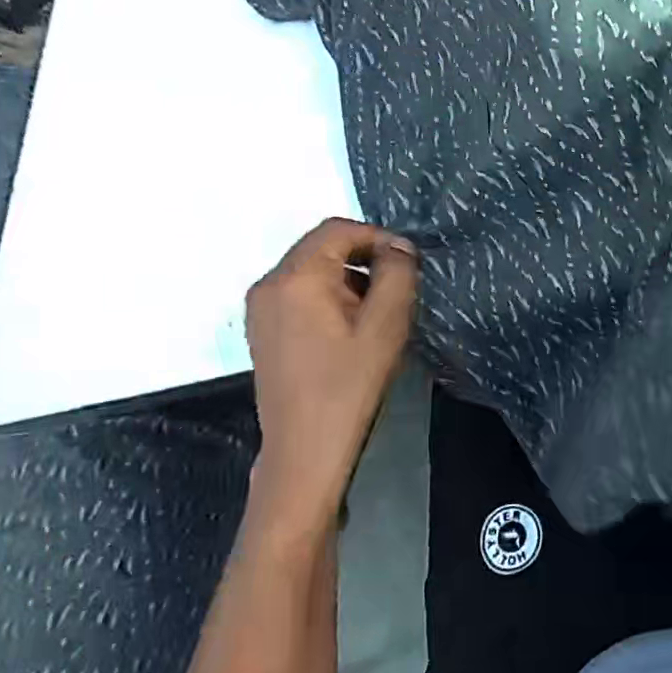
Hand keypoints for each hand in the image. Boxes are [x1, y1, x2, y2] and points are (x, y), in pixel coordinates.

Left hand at [244, 217, 418, 529]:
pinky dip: (332, 295)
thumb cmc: (350, 383)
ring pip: (312, 269)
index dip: (379, 237)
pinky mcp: (264, 328)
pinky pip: (301, 292)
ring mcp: (260, 307)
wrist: (307, 443)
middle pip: (321, 246)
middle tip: (400, 287)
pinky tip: (353, 328)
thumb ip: (396, 275)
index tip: (410, 264)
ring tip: (380, 311)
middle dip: (365, 257)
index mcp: (295, 278)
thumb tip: (399, 247)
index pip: (337, 229)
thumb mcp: (386, 325)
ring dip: (350, 277)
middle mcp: (268, 284)